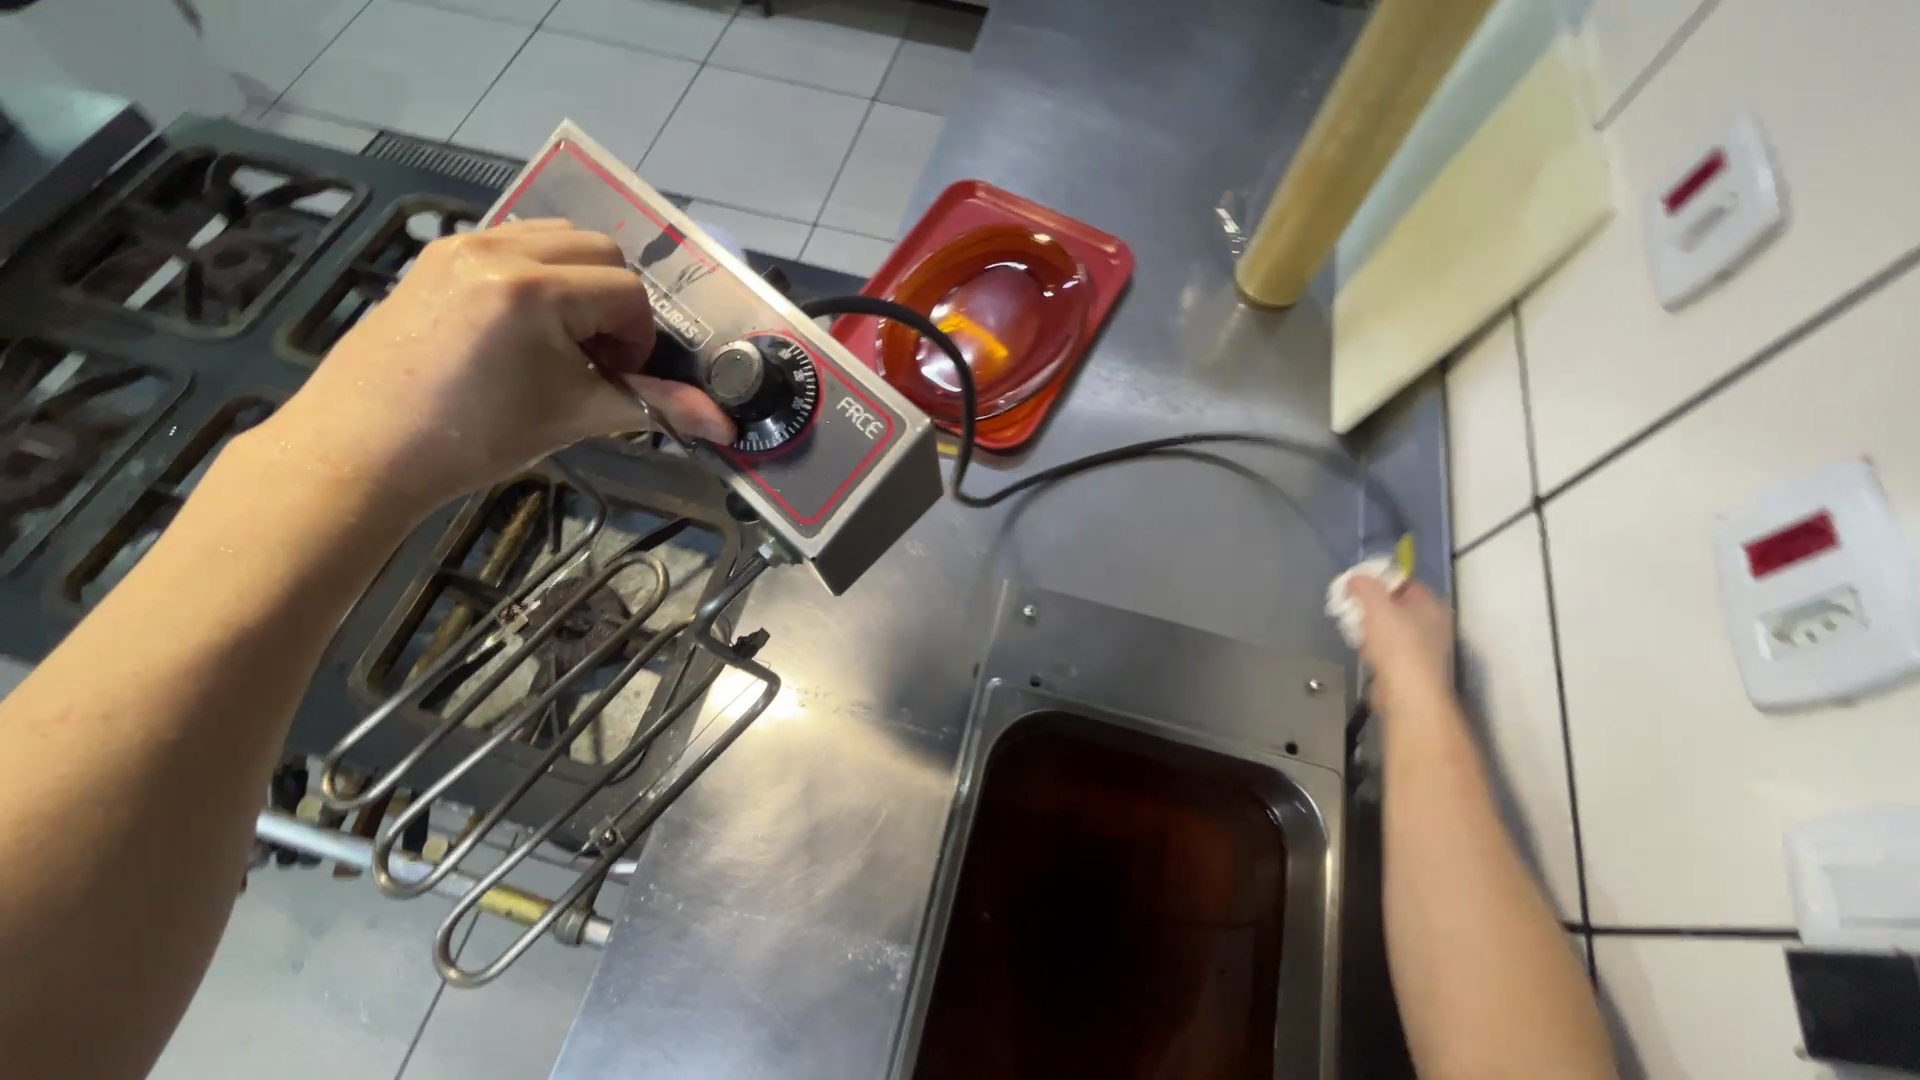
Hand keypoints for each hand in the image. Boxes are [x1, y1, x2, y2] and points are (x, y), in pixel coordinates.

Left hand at [255, 219, 735, 517]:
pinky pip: (514, 241)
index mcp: (535, 290)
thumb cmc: (475, 439)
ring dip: (580, 280)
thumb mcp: (575, 417)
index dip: (638, 338)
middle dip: (615, 302)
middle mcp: (498, 250)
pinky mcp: (437, 254)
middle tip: (597, 354)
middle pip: (600, 251)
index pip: (628, 293)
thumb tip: (725, 426)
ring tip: (562, 337)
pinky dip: (540, 272)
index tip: (617, 375)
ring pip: (558, 237)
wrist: (363, 449)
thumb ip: (657, 408)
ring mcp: (462, 245)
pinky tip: (524, 325)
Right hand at [1349, 576, 1454, 720]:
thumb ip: (1365, 586)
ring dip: (1369, 626)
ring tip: (1352, 630)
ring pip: (1390, 626)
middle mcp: (1433, 623)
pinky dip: (1374, 646)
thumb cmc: (1397, 645)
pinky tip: (1363, 650)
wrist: (1408, 694)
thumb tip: (1355, 578)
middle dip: (1370, 605)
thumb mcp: (1376, 606)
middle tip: (1349, 607)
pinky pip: (1389, 647)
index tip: (1354, 585)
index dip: (1378, 580)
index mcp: (1431, 604)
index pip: (1403, 581)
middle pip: (1396, 604)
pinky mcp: (1412, 666)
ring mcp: (1425, 646)